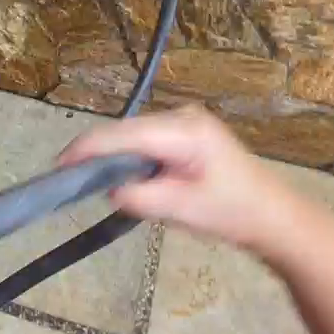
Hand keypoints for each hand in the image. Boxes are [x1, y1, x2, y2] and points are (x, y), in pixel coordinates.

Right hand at [59, 105, 310, 250]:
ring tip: (85, 176)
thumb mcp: (184, 210)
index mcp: (185, 130)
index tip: (58, 165)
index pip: (124, 134)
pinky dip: (126, 155)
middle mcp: (182, 116)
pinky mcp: (183, 132)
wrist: (274, 217)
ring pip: (131, 133)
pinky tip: (117, 173)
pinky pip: (143, 139)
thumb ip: (141, 197)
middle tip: (67, 176)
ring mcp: (183, 121)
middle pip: (125, 130)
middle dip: (95, 151)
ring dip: (110, 154)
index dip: (88, 148)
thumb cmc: (234, 214)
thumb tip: (107, 190)